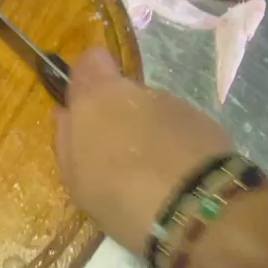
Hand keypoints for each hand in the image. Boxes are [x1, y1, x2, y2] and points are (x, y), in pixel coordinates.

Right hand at [53, 48, 233, 254]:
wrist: (193, 208)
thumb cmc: (119, 195)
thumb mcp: (76, 180)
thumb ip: (65, 140)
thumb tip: (64, 113)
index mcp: (97, 97)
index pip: (89, 59)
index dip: (88, 78)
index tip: (86, 108)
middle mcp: (135, 90)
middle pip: (122, 92)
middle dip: (120, 116)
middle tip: (120, 157)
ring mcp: (172, 102)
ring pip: (151, 110)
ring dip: (148, 133)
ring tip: (152, 175)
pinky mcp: (203, 120)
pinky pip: (178, 127)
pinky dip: (175, 145)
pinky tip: (178, 178)